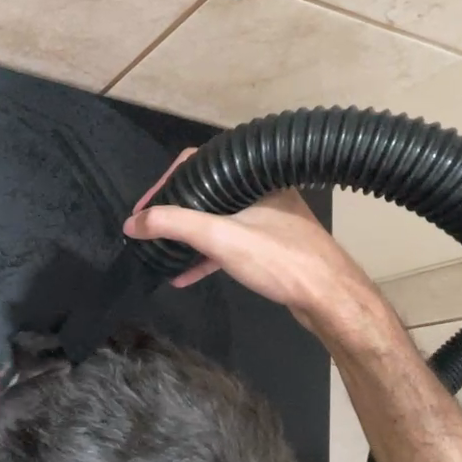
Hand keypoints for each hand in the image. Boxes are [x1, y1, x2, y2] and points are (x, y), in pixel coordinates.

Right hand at [121, 149, 382, 337]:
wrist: (330, 299)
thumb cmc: (279, 260)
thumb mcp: (220, 238)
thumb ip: (173, 225)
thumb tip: (131, 223)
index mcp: (253, 175)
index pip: (196, 163)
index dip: (164, 184)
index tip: (142, 210)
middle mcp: (260, 189)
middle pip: (203, 191)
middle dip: (172, 211)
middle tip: (147, 228)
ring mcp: (266, 218)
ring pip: (215, 218)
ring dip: (186, 234)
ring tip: (160, 249)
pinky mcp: (268, 244)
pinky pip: (227, 242)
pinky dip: (203, 255)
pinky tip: (182, 274)